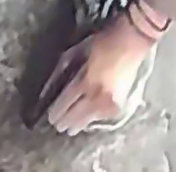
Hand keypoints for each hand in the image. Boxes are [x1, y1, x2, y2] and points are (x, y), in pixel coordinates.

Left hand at [39, 13, 155, 134]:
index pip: (62, 108)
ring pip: (82, 126)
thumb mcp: (75, 53)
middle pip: (70, 122)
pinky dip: (89, 118)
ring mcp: (106, 107)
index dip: (54, 115)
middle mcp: (95, 98)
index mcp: (84, 83)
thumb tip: (42, 98)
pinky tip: (89, 110)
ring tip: (71, 121)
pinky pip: (95, 121)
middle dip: (63, 122)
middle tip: (59, 121)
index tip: (51, 117)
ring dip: (74, 124)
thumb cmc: (100, 45)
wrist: (132, 41)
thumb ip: (57, 74)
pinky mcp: (115, 111)